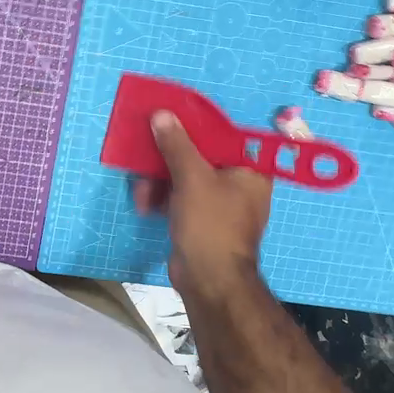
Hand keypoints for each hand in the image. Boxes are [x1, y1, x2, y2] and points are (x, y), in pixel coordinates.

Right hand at [133, 110, 271, 297]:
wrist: (208, 279)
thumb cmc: (210, 223)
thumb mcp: (191, 177)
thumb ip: (176, 144)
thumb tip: (162, 114)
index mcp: (250, 169)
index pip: (224, 136)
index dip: (195, 128)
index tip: (168, 122)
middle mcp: (240, 184)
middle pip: (200, 157)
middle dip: (168, 160)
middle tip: (146, 158)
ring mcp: (221, 204)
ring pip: (186, 178)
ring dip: (160, 182)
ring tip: (143, 192)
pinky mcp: (202, 221)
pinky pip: (181, 198)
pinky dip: (163, 198)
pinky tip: (146, 205)